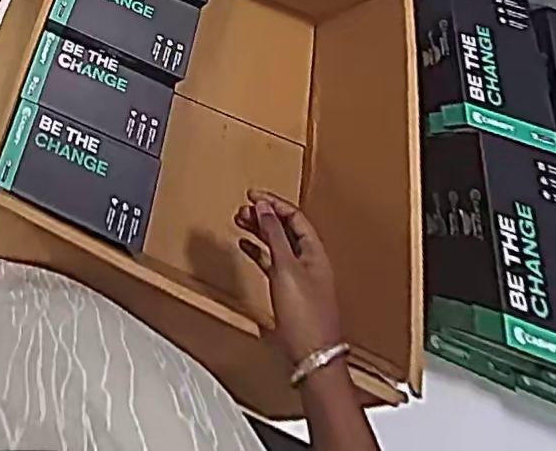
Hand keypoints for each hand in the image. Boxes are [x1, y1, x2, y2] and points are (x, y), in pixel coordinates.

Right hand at [236, 189, 344, 367]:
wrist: (311, 359)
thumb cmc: (304, 316)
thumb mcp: (286, 268)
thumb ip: (274, 235)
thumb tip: (264, 207)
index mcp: (314, 251)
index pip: (294, 216)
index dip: (273, 202)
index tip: (253, 195)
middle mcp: (309, 261)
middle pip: (285, 229)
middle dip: (264, 216)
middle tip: (243, 208)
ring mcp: (299, 277)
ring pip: (277, 244)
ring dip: (259, 231)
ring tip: (240, 221)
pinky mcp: (289, 292)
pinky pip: (272, 262)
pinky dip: (258, 251)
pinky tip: (246, 246)